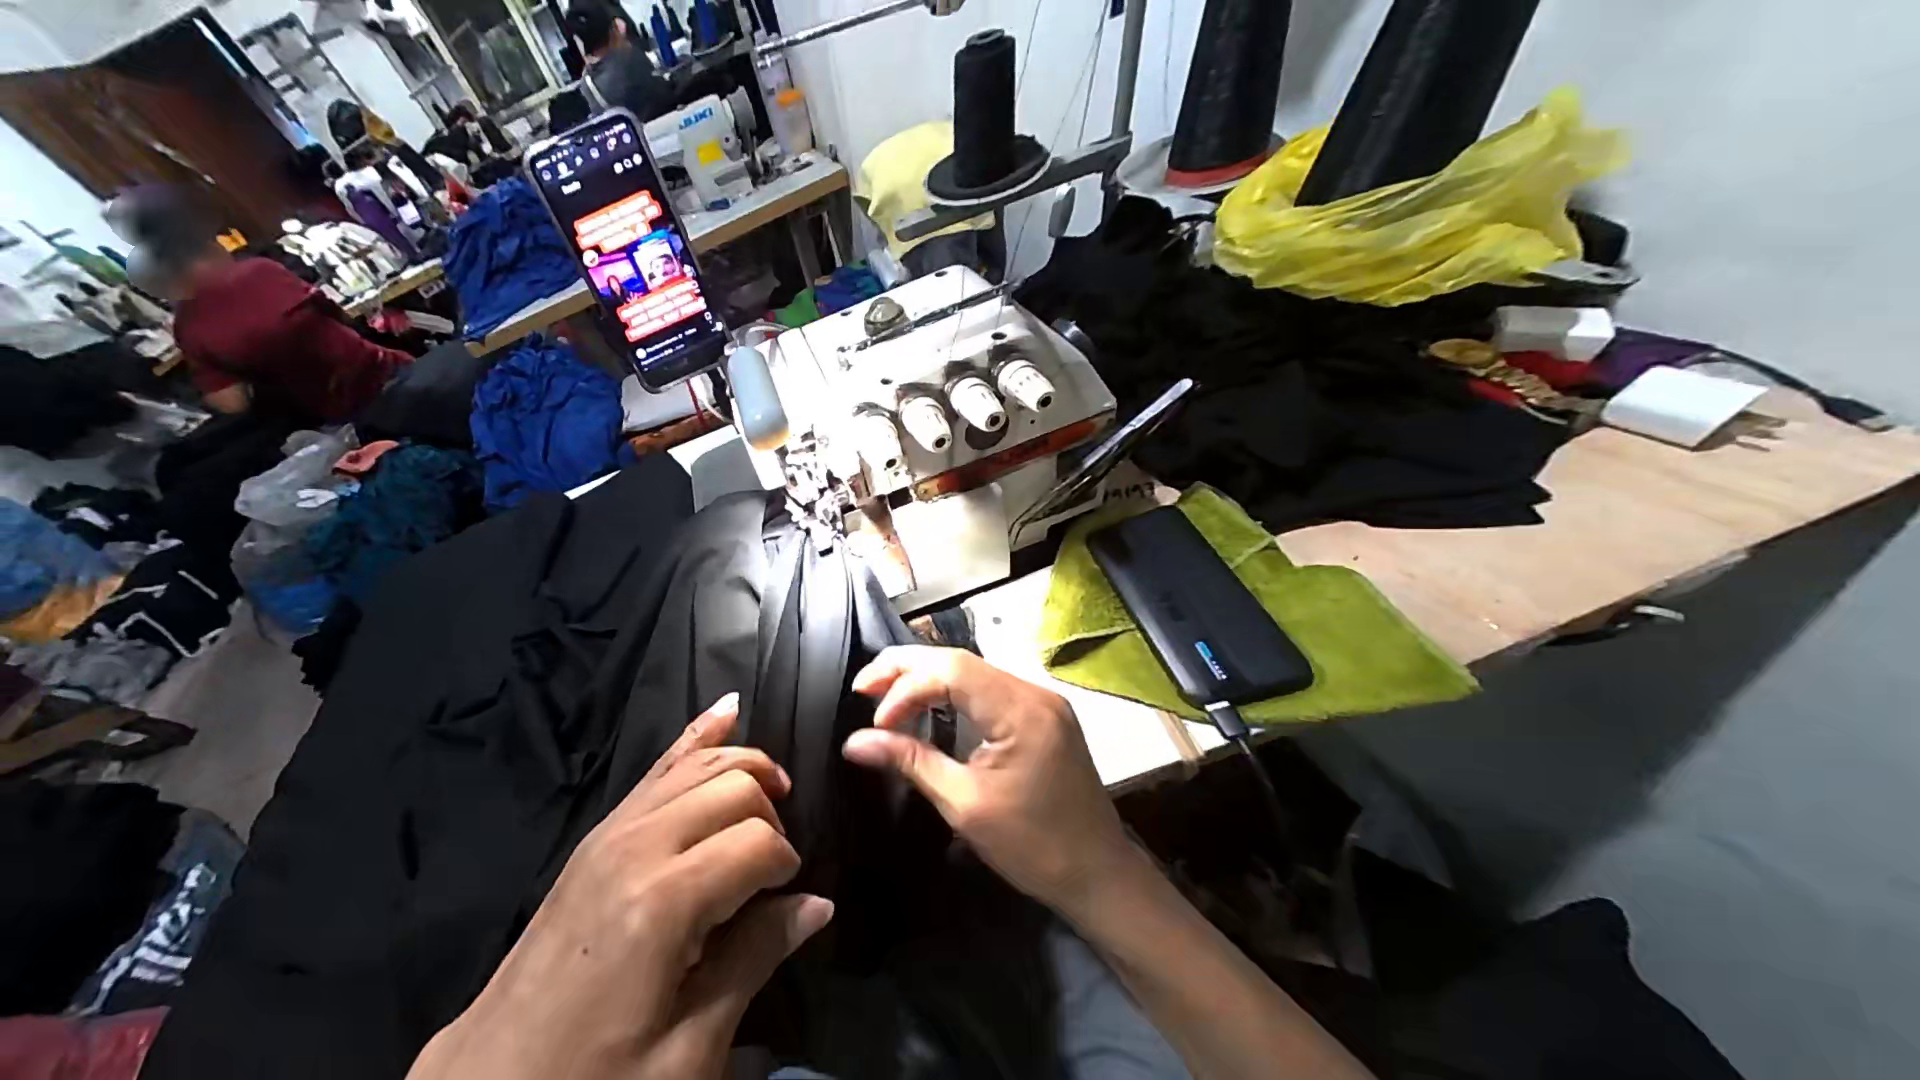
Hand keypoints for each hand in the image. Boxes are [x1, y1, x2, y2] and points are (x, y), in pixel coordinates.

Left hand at [408, 694, 833, 1079]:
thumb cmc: (595, 1079)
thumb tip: (819, 904)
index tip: (784, 906)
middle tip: (771, 872)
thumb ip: (756, 958)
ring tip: (777, 793)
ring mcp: (612, 832)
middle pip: (736, 788)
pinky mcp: (599, 834)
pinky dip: (698, 736)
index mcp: (663, 901)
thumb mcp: (686, 1051)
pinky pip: (659, 767)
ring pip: (703, 764)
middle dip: (770, 818)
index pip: (759, 844)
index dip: (786, 868)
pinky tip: (729, 709)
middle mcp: (637, 847)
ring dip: (748, 769)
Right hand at [842, 646, 1139, 916]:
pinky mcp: (1042, 715)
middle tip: (863, 685)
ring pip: (974, 671)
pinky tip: (926, 704)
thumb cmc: (1034, 846)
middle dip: (908, 668)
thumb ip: (911, 762)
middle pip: (961, 660)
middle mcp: (1034, 692)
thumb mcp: (965, 805)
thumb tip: (855, 742)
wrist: (1098, 872)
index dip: (905, 687)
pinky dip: (952, 692)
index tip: (876, 724)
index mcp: (1021, 710)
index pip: (952, 670)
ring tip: (884, 693)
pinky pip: (988, 689)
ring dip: (928, 677)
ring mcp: (1042, 701)